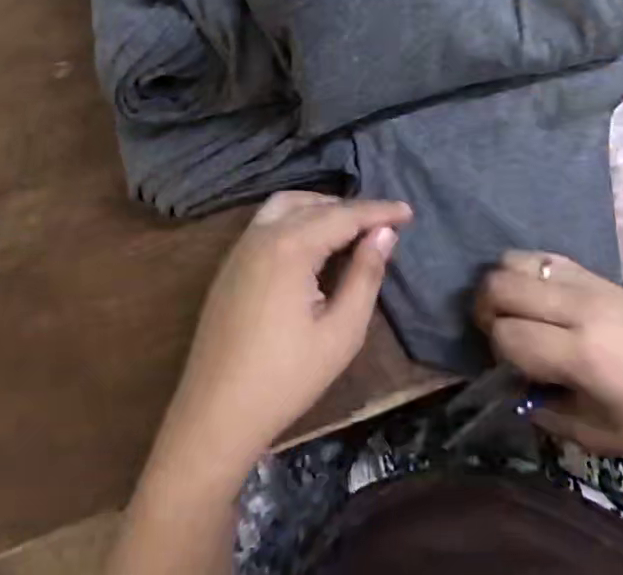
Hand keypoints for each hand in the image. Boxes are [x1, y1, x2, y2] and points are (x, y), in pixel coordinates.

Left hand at [161, 192, 411, 472]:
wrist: (214, 416)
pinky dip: (297, 218)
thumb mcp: (341, 332)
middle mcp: (262, 235)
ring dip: (321, 207)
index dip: (379, 211)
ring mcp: (240, 249)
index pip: (344, 215)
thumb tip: (384, 234)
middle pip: (315, 205)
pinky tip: (313, 244)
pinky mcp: (229, 265)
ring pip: (286, 206)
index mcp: (290, 247)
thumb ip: (366, 275)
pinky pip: (267, 222)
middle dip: (353, 209)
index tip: (408, 211)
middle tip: (384, 225)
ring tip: (351, 227)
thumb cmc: (286, 379)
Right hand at [475, 251, 622, 460]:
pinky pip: (544, 257)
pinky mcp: (600, 274)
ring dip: (503, 285)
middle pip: (501, 284)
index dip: (495, 352)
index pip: (506, 333)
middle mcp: (582, 308)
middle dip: (485, 309)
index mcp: (583, 354)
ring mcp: (591, 284)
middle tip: (497, 335)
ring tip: (514, 313)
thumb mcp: (593, 436)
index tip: (510, 371)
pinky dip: (526, 272)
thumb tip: (506, 382)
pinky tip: (537, 299)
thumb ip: (541, 408)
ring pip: (516, 260)